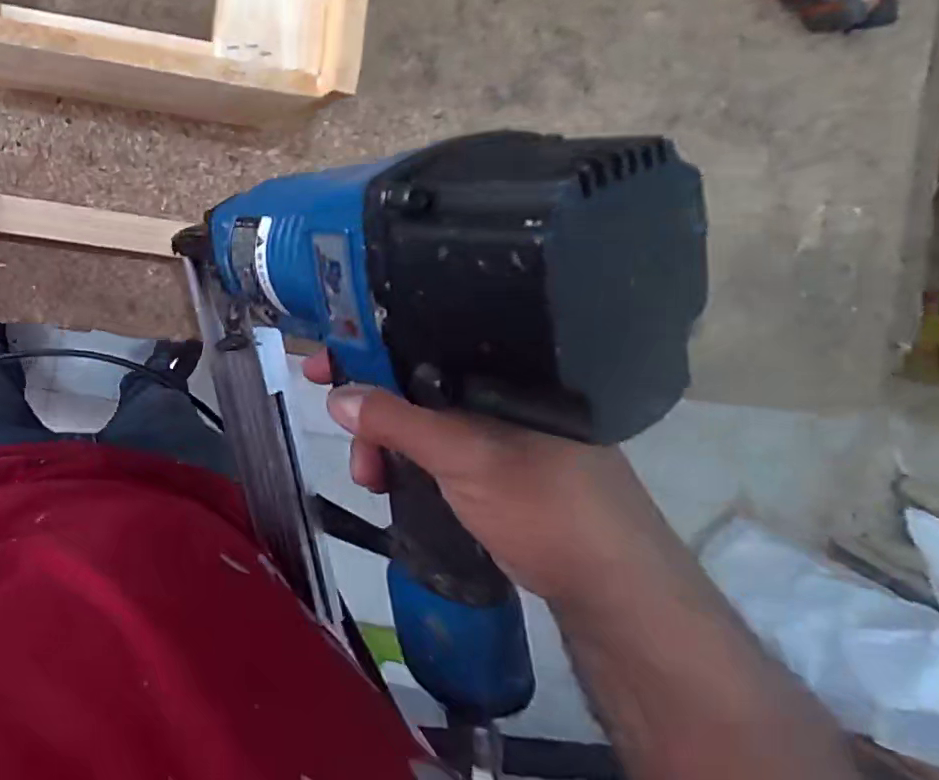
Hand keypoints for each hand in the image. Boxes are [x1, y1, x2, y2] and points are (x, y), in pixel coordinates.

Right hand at [303, 352, 697, 611]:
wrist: (615, 594)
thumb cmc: (547, 507)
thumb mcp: (464, 458)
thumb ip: (398, 423)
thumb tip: (336, 397)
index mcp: (501, 374)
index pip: (422, 343)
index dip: (368, 349)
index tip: (323, 364)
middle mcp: (496, 395)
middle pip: (411, 385)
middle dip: (369, 412)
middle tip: (343, 435)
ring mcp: (496, 433)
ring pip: (417, 422)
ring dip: (381, 444)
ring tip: (369, 479)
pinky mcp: (492, 468)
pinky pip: (431, 450)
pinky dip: (403, 463)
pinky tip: (388, 484)